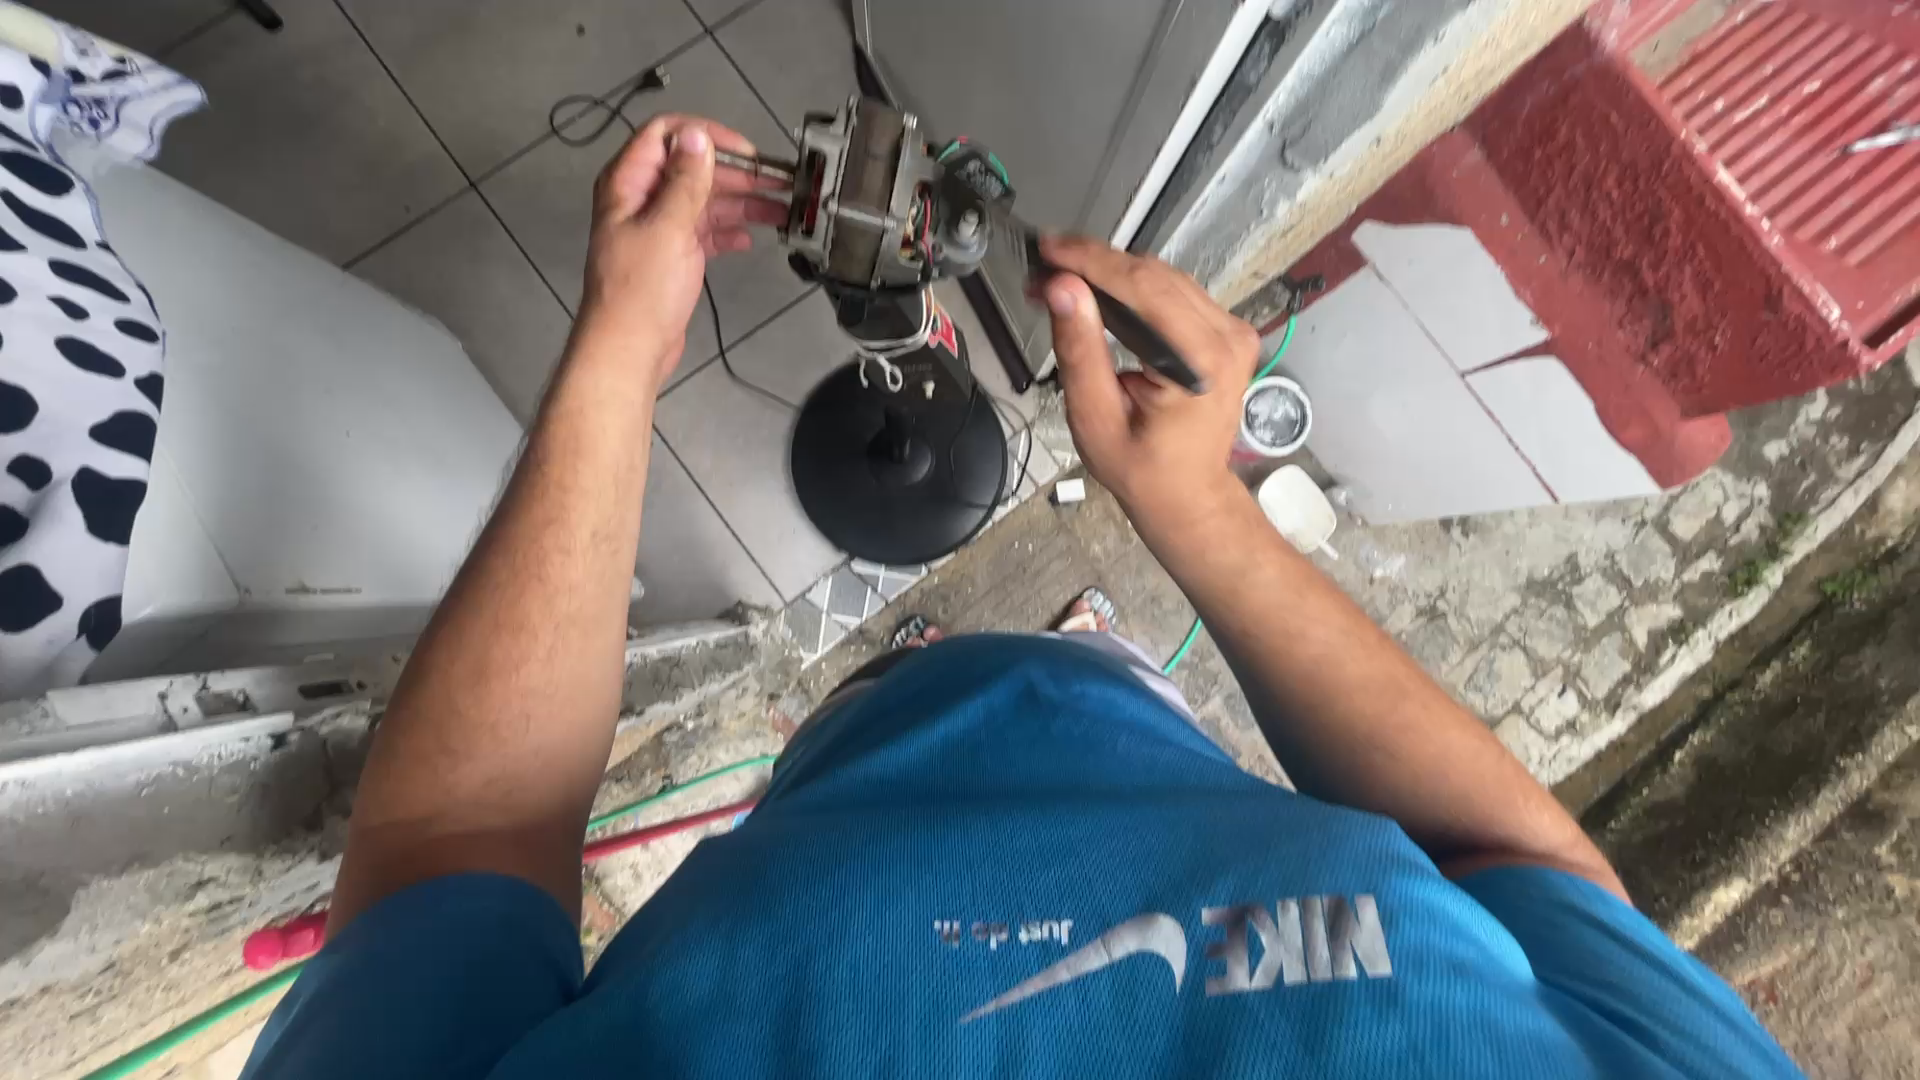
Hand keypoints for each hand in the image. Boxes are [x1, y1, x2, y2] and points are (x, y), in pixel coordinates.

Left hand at [577, 114, 786, 384]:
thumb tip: (697, 137)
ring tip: (779, 211)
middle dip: (736, 174)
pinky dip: (729, 233)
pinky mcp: (675, 255)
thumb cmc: (642, 288)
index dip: (708, 136)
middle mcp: (644, 198)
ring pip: (705, 202)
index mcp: (630, 182)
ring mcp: (660, 228)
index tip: (748, 153)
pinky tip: (750, 238)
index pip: (667, 135)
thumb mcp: (667, 228)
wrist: (631, 344)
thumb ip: (685, 182)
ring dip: (741, 204)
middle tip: (778, 183)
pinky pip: (706, 233)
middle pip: (694, 170)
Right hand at [1040, 234, 1261, 524]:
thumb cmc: (1141, 470)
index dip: (1091, 261)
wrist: (1186, 494)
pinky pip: (1174, 293)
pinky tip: (1098, 295)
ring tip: (1063, 283)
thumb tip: (1063, 290)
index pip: (1143, 288)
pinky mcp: (1225, 333)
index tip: (1049, 249)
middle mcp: (1227, 339)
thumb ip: (1080, 352)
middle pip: (1154, 276)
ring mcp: (1232, 332)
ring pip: (1163, 278)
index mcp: (1201, 363)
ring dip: (1110, 274)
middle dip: (1093, 266)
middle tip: (1044, 270)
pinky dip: (1132, 288)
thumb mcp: (1096, 418)